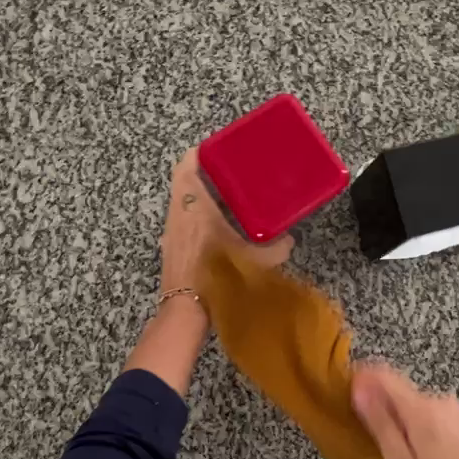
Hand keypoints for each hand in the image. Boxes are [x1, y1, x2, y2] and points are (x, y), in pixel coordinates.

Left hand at [131, 151, 295, 396]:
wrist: (185, 311)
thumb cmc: (216, 275)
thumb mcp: (253, 260)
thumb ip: (275, 249)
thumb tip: (289, 240)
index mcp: (194, 206)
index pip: (186, 168)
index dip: (195, 154)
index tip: (209, 147)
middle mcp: (178, 214)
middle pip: (182, 182)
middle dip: (199, 173)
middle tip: (222, 170)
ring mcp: (170, 232)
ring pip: (179, 202)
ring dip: (194, 195)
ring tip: (219, 196)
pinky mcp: (169, 249)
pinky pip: (180, 221)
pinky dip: (192, 216)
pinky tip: (210, 227)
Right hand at [351, 364, 458, 458]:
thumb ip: (380, 423)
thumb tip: (360, 386)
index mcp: (423, 409)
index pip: (385, 376)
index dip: (362, 378)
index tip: (344, 393)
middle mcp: (442, 403)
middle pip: (401, 391)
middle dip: (379, 404)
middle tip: (362, 434)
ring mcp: (457, 416)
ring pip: (417, 406)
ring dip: (398, 419)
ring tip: (387, 452)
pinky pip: (432, 418)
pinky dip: (416, 429)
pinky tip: (415, 457)